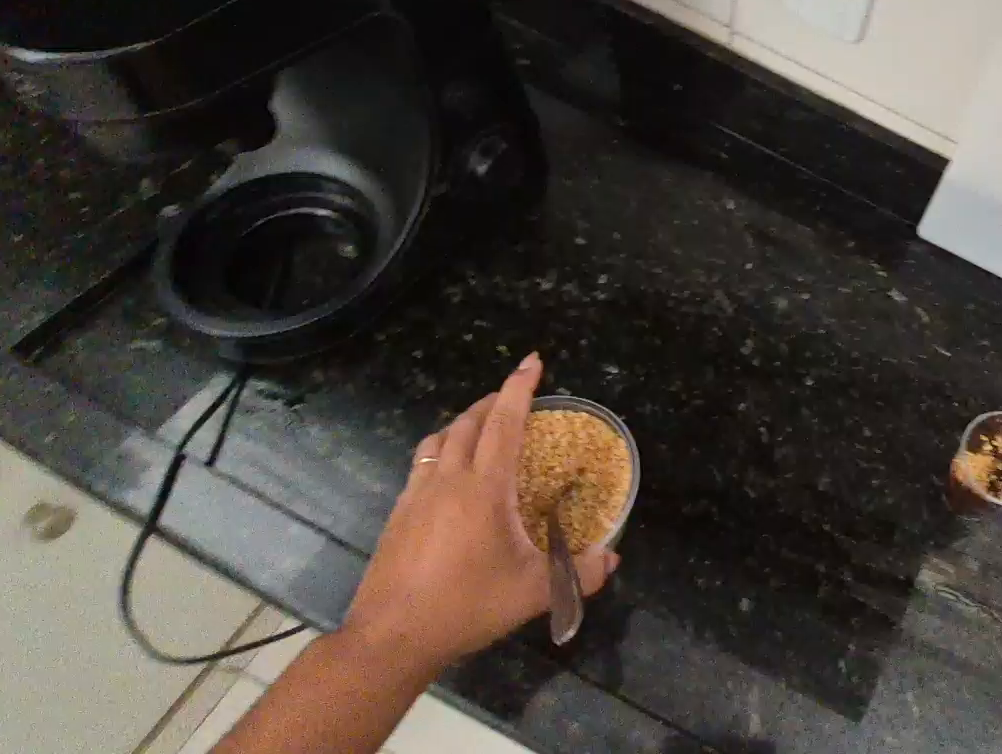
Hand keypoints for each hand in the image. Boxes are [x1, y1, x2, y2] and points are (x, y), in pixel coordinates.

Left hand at [341, 352, 619, 674]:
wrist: (388, 641)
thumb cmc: (465, 606)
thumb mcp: (531, 593)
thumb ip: (577, 574)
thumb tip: (613, 558)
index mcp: (484, 489)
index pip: (505, 423)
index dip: (520, 388)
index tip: (532, 361)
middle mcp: (448, 481)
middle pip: (469, 422)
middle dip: (494, 401)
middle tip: (516, 397)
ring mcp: (416, 497)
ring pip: (439, 439)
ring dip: (464, 423)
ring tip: (483, 428)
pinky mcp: (398, 516)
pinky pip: (422, 464)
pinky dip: (442, 450)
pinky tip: (450, 475)